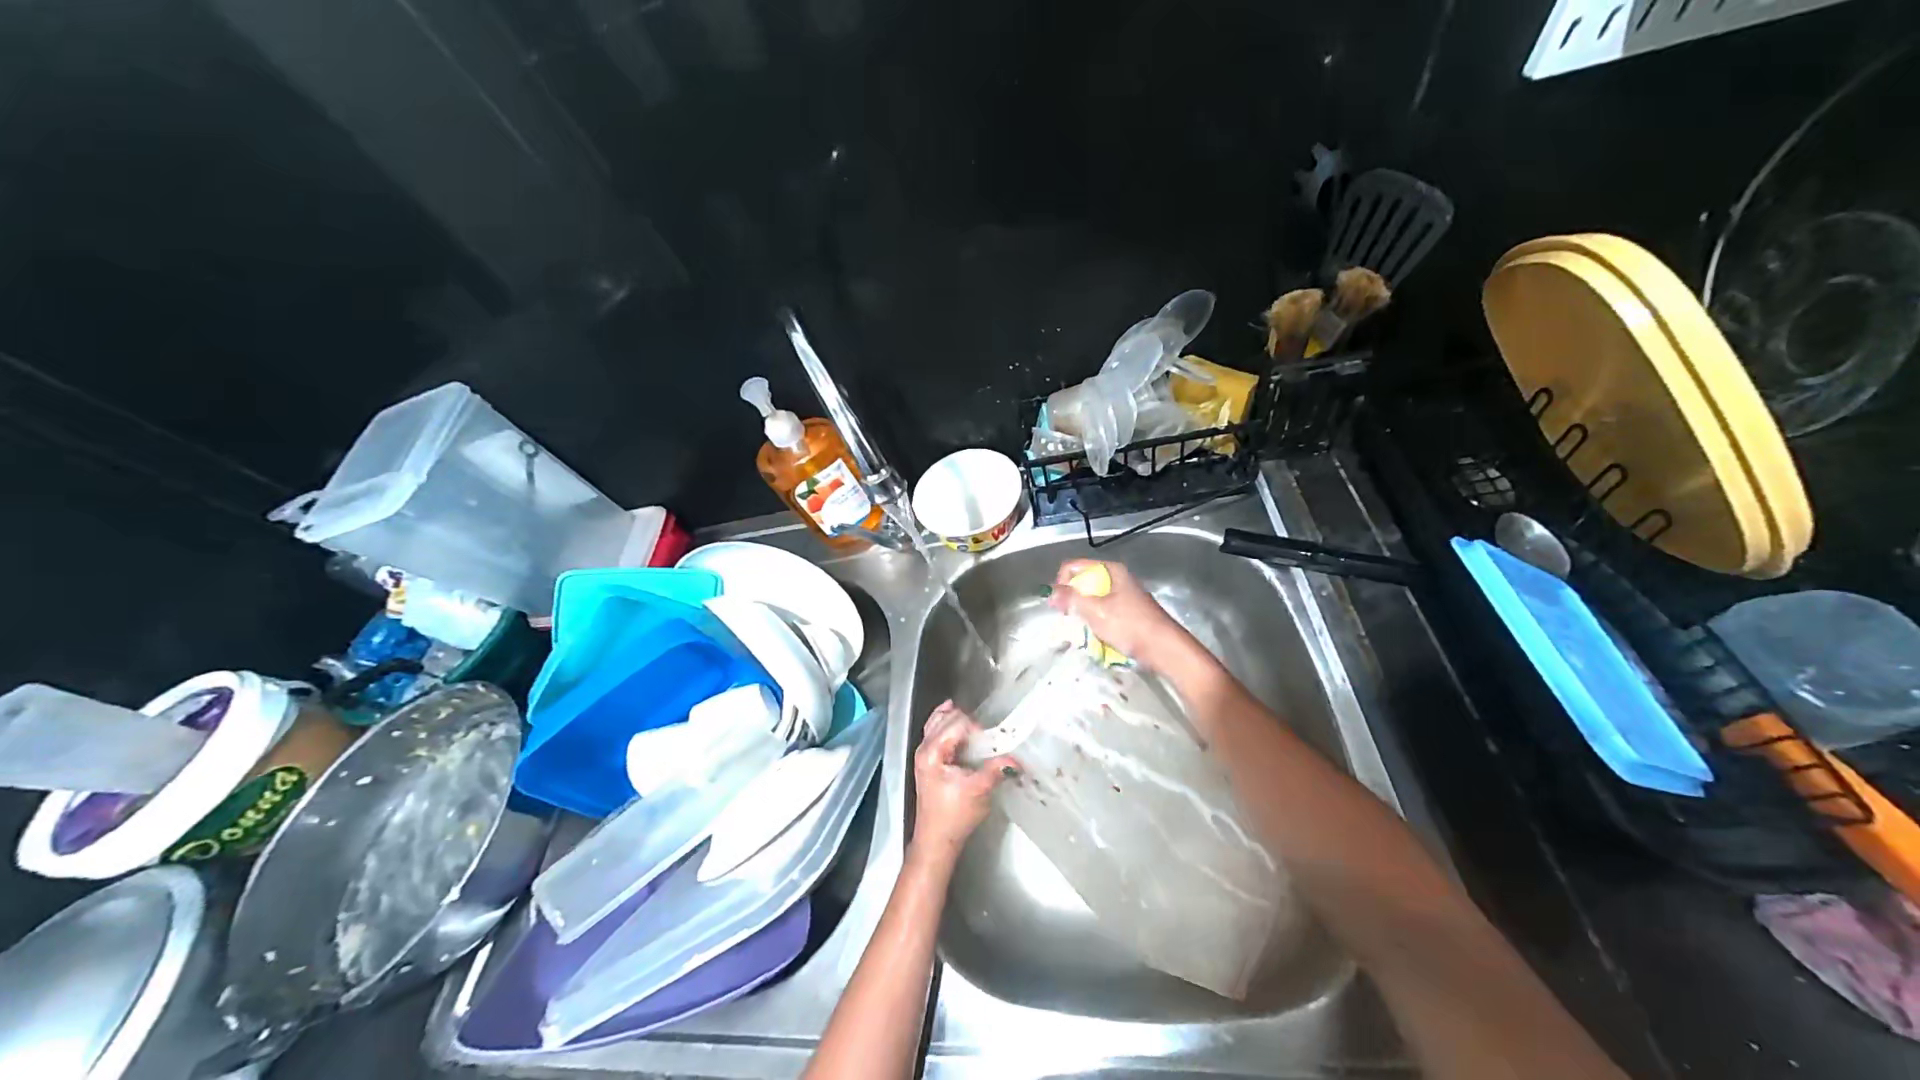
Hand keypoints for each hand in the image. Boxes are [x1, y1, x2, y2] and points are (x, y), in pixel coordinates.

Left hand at [911, 700, 1014, 858]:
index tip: (990, 742)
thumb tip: (1014, 760)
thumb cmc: (953, 817)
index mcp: (933, 752)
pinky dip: (950, 729)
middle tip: (985, 737)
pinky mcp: (929, 762)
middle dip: (967, 722)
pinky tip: (963, 734)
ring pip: (938, 723)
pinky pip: (937, 734)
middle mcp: (924, 749)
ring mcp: (924, 755)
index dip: (976, 728)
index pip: (956, 723)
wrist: (936, 841)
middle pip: (945, 718)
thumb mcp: (978, 791)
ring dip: (957, 722)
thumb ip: (995, 770)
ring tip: (976, 729)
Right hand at [1047, 559, 1196, 670]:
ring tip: (1083, 629)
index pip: (1074, 567)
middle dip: (1072, 600)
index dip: (1062, 582)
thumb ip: (1071, 599)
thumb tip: (1049, 592)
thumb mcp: (1096, 612)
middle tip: (1069, 618)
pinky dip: (1096, 622)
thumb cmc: (1131, 626)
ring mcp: (1124, 596)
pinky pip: (1103, 612)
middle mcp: (1117, 579)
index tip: (1060, 603)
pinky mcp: (1128, 613)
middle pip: (1083, 583)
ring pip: (1092, 599)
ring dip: (1083, 614)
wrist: (1165, 649)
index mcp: (1111, 571)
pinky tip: (1097, 635)